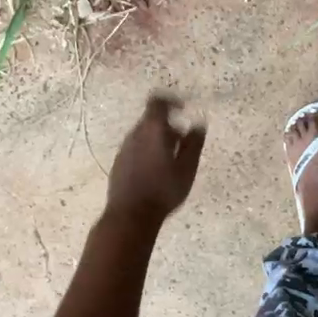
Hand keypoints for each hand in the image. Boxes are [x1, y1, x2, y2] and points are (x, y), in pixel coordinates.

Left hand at [105, 94, 206, 227]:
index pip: (158, 102)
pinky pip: (136, 148)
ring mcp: (124, 149)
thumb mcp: (187, 168)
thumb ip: (194, 143)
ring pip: (143, 135)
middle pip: (151, 119)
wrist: (130, 215)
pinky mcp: (118, 164)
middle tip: (182, 141)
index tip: (183, 108)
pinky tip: (155, 171)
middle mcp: (135, 134)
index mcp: (153, 130)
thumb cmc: (163, 190)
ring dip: (157, 139)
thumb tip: (199, 124)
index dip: (171, 101)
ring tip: (171, 159)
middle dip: (168, 125)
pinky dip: (147, 151)